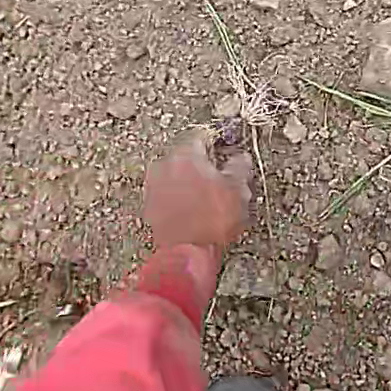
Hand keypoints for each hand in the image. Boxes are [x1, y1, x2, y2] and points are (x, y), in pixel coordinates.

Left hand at [143, 130, 252, 256]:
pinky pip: (168, 195)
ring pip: (176, 176)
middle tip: (220, 177)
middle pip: (187, 157)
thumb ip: (240, 166)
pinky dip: (180, 199)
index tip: (226, 151)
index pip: (202, 137)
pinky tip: (194, 211)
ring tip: (208, 198)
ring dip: (190, 182)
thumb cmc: (213, 220)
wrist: (188, 253)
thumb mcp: (238, 189)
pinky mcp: (150, 209)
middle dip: (203, 165)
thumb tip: (240, 158)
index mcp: (186, 156)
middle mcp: (164, 167)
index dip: (218, 144)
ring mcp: (154, 188)